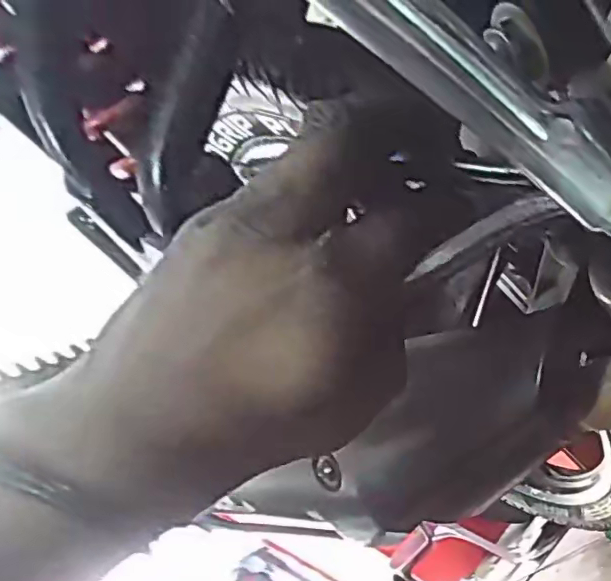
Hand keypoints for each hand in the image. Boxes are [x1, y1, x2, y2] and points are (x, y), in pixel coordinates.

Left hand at [0, 105, 453, 518]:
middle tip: (418, 148)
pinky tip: (314, 243)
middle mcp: (279, 227)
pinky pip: (265, 193)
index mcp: (335, 277)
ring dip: (343, 170)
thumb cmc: (271, 421)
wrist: (148, 421)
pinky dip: (304, 203)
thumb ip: (395, 330)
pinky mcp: (196, 226)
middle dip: (390, 130)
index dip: (446, 208)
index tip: (462, 212)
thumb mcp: (367, 389)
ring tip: (368, 205)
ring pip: (297, 159)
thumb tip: (406, 293)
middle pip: (340, 135)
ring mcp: (228, 217)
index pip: (409, 216)